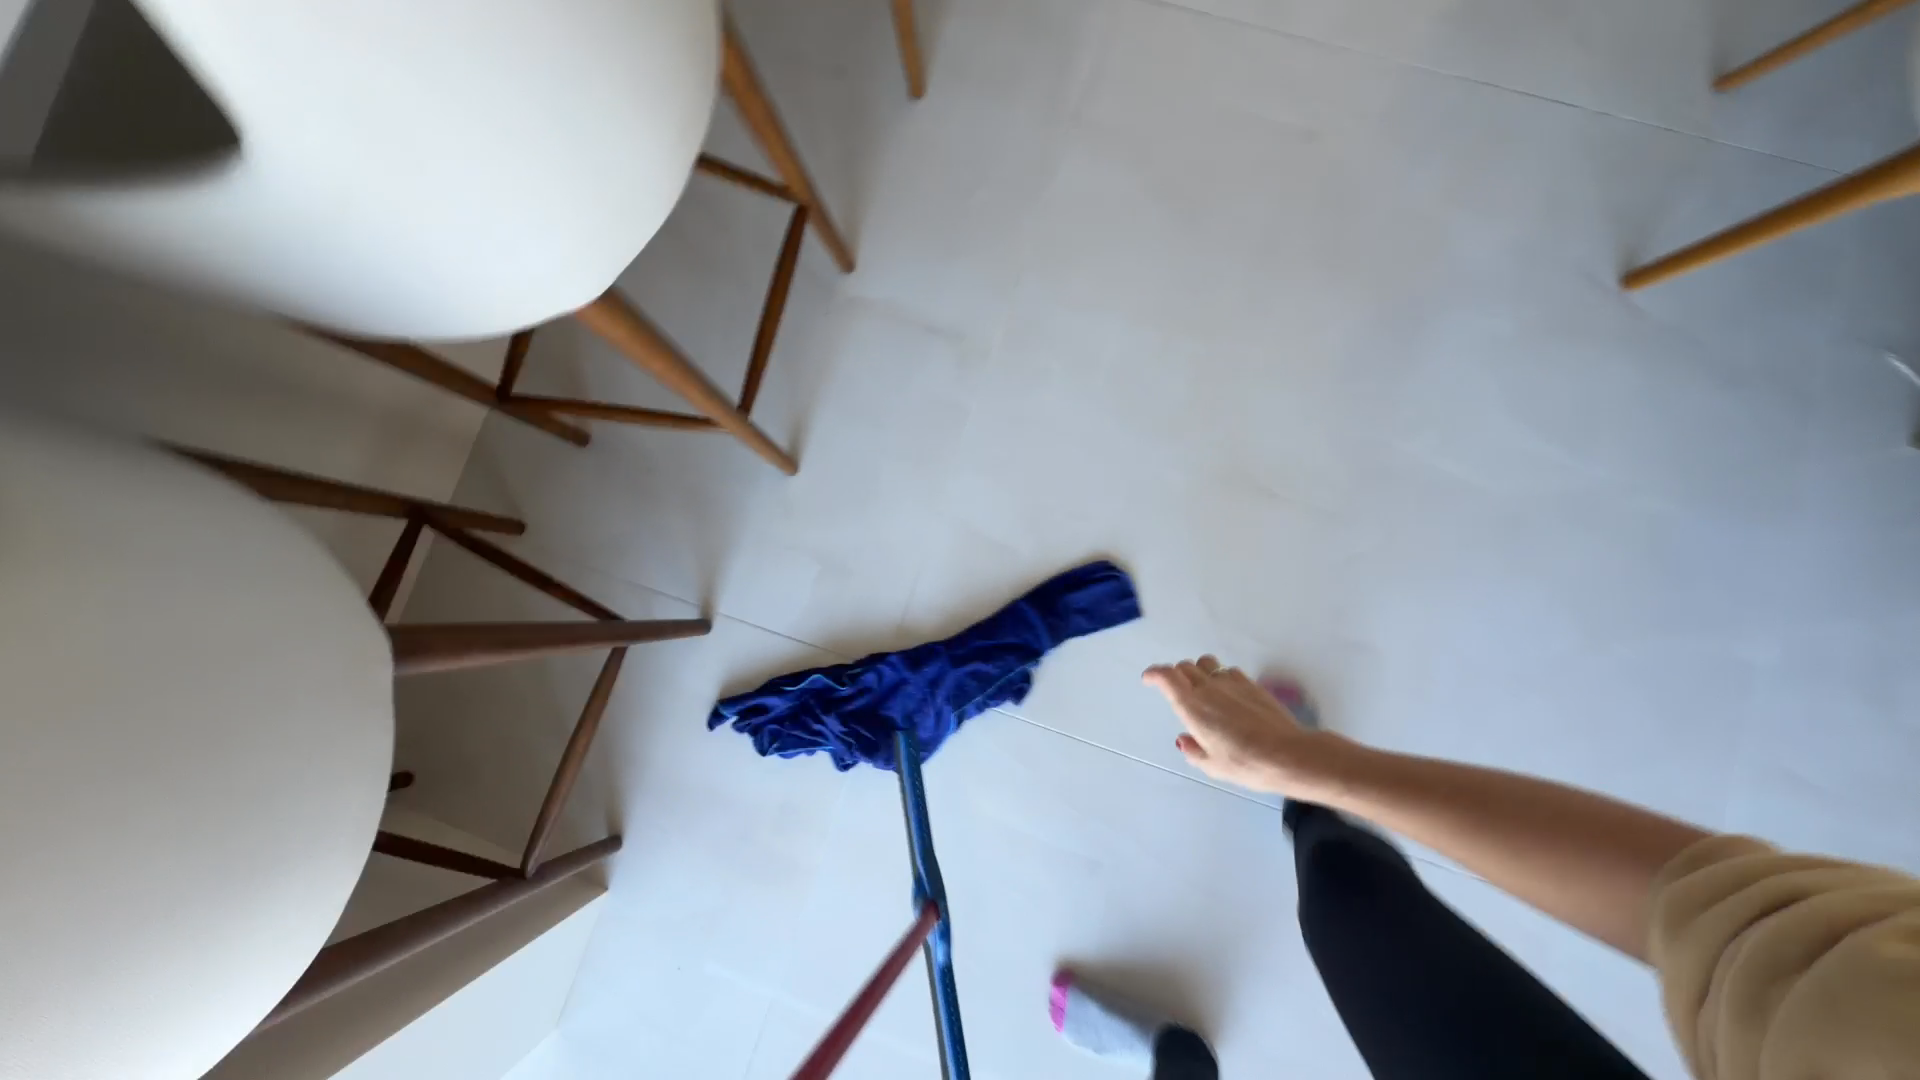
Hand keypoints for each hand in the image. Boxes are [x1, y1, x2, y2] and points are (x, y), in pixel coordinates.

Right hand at [1142, 655, 1344, 796]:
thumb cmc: (1245, 763)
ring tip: (1202, 687)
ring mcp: (1231, 683)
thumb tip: (1185, 740)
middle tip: (1177, 690)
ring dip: (1198, 671)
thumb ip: (1194, 751)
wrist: (1288, 755)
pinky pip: (1228, 671)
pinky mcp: (1251, 684)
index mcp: (1192, 706)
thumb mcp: (1213, 766)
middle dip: (1176, 675)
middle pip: (1185, 667)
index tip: (1149, 679)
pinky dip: (1221, 677)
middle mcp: (1208, 688)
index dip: (1154, 674)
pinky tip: (1228, 693)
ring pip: (1206, 664)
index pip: (1166, 676)